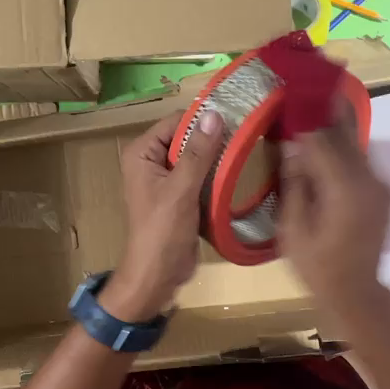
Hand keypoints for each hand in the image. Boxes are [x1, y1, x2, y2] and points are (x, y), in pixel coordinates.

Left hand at [106, 109, 226, 321]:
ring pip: (196, 157)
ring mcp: (165, 179)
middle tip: (247, 132)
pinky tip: (237, 172)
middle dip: (212, 138)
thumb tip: (213, 114)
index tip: (235, 115)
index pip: (174, 122)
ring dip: (216, 157)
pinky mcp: (180, 196)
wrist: (157, 274)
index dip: (202, 119)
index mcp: (141, 153)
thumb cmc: (162, 230)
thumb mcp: (181, 188)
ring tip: (247, 149)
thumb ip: (197, 152)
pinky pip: (199, 177)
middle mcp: (150, 161)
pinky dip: (215, 175)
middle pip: (186, 138)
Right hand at [277, 112, 389, 311]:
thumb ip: (295, 182)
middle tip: (315, 82)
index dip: (308, 116)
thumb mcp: (293, 226)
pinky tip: (330, 140)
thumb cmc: (317, 265)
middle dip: (330, 109)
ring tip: (319, 105)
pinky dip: (346, 146)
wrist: (356, 293)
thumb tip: (293, 146)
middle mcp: (369, 180)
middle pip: (347, 135)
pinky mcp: (383, 192)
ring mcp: (380, 186)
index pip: (324, 139)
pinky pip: (361, 160)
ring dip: (338, 126)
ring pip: (357, 145)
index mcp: (344, 188)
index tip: (295, 94)